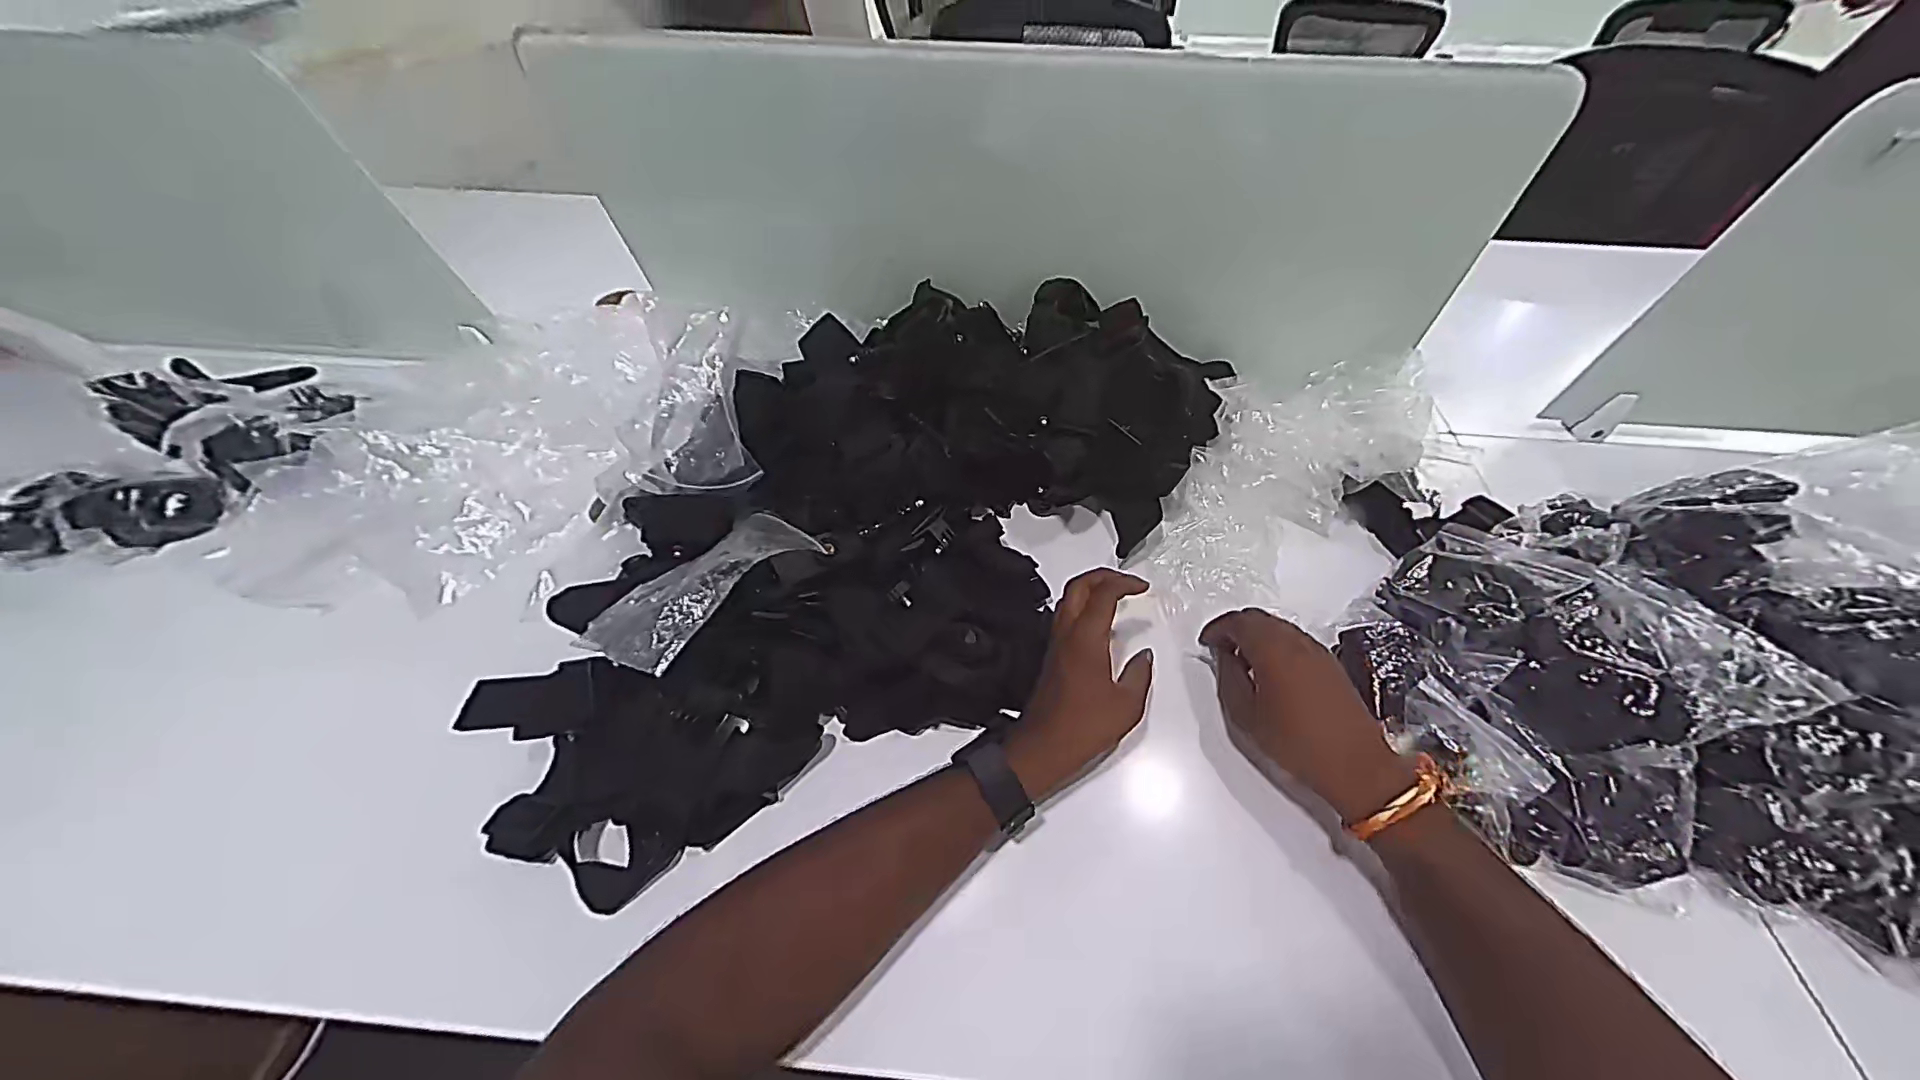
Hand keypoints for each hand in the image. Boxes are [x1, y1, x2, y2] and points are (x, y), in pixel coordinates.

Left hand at [1006, 569, 1154, 799]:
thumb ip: (1139, 674)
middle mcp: (1065, 635)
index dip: (1124, 583)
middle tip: (1125, 581)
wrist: (1044, 746)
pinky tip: (1099, 625)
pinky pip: (1065, 619)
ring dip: (1090, 590)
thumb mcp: (1127, 704)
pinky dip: (1083, 609)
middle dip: (1103, 576)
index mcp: (1086, 639)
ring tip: (1114, 596)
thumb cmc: (1081, 728)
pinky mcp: (1051, 657)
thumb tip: (1143, 658)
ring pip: (1068, 600)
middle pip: (1078, 586)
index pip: (1103, 593)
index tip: (1140, 586)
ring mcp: (1055, 645)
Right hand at [1200, 608, 1415, 824]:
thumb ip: (1228, 676)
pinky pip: (1296, 643)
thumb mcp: (1245, 714)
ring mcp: (1319, 653)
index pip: (1238, 622)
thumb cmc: (1298, 743)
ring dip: (1257, 637)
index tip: (1207, 642)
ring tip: (1242, 661)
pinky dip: (1277, 647)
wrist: (1355, 766)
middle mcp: (1298, 643)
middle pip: (1260, 619)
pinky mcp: (1332, 667)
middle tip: (1220, 647)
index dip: (1217, 629)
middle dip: (1236, 629)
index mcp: (1273, 649)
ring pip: (1280, 629)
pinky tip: (1269, 672)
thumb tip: (1224, 658)